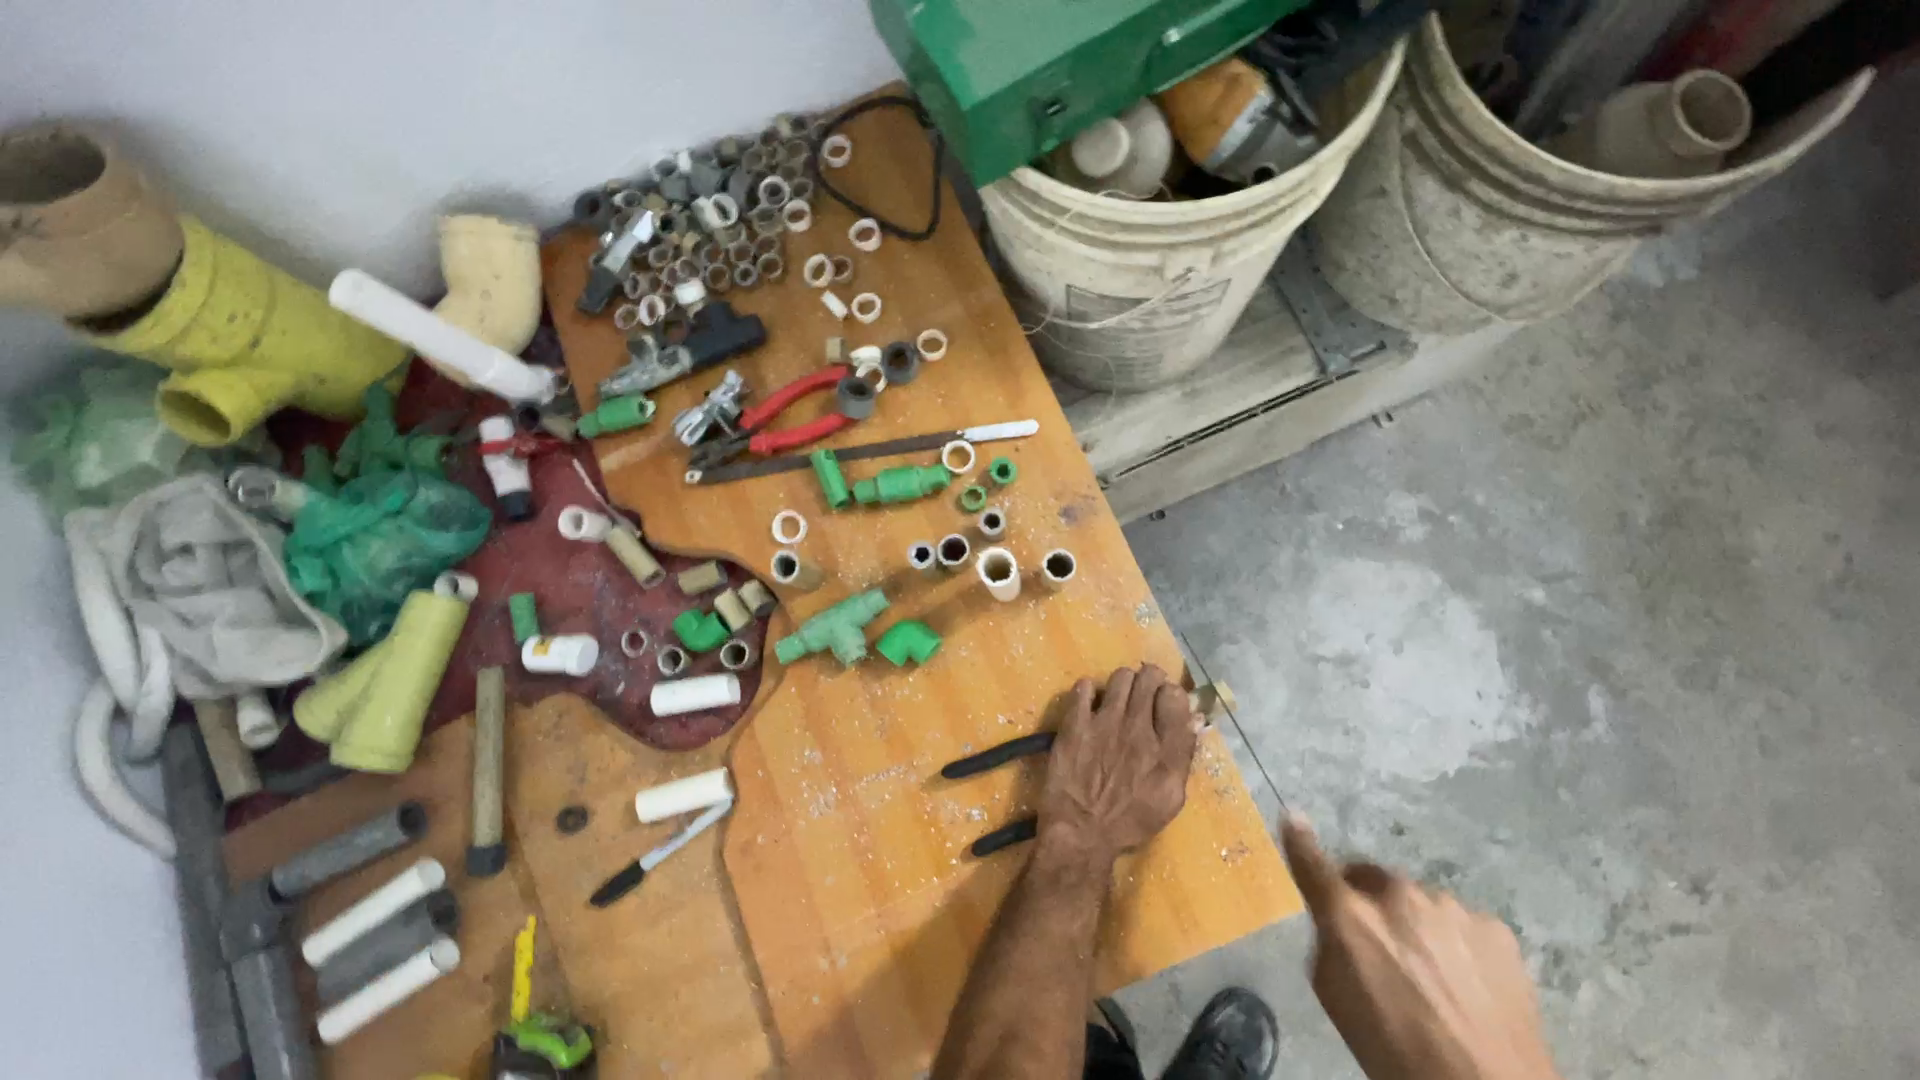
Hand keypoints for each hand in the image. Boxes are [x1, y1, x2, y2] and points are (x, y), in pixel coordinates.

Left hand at [1037, 665, 1198, 867]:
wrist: (1081, 831)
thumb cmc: (1130, 821)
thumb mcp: (1171, 797)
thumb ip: (1184, 755)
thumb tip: (1196, 718)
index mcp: (1166, 749)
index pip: (1175, 695)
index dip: (1171, 693)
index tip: (1164, 702)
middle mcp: (1138, 729)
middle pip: (1149, 678)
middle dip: (1150, 681)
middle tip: (1143, 694)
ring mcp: (1104, 723)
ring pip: (1120, 677)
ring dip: (1123, 683)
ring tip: (1118, 698)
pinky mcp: (1075, 724)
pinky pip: (1083, 688)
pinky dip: (1089, 690)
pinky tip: (1090, 703)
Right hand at [1282, 817, 1561, 1079]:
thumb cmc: (1392, 1049)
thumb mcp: (1335, 997)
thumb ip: (1329, 942)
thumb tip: (1336, 916)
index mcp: (1350, 915)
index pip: (1314, 865)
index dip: (1299, 839)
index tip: (1291, 815)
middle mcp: (1399, 896)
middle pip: (1375, 882)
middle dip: (1371, 904)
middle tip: (1381, 949)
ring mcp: (1452, 907)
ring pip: (1421, 903)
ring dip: (1417, 924)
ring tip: (1433, 978)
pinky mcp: (1495, 927)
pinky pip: (1462, 923)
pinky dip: (1457, 943)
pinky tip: (1467, 984)